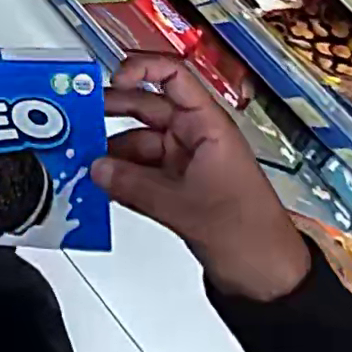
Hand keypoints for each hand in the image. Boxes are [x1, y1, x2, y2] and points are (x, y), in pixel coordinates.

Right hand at [89, 53, 310, 301]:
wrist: (270, 282)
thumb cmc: (253, 236)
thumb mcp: (184, 208)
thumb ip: (133, 185)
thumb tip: (98, 168)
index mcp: (207, 126)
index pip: (172, 76)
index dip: (140, 69)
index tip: (112, 80)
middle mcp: (192, 135)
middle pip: (144, 105)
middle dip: (111, 109)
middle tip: (81, 112)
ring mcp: (181, 157)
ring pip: (134, 137)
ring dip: (110, 146)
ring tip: (87, 154)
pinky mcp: (172, 180)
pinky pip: (136, 164)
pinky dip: (117, 170)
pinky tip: (101, 179)